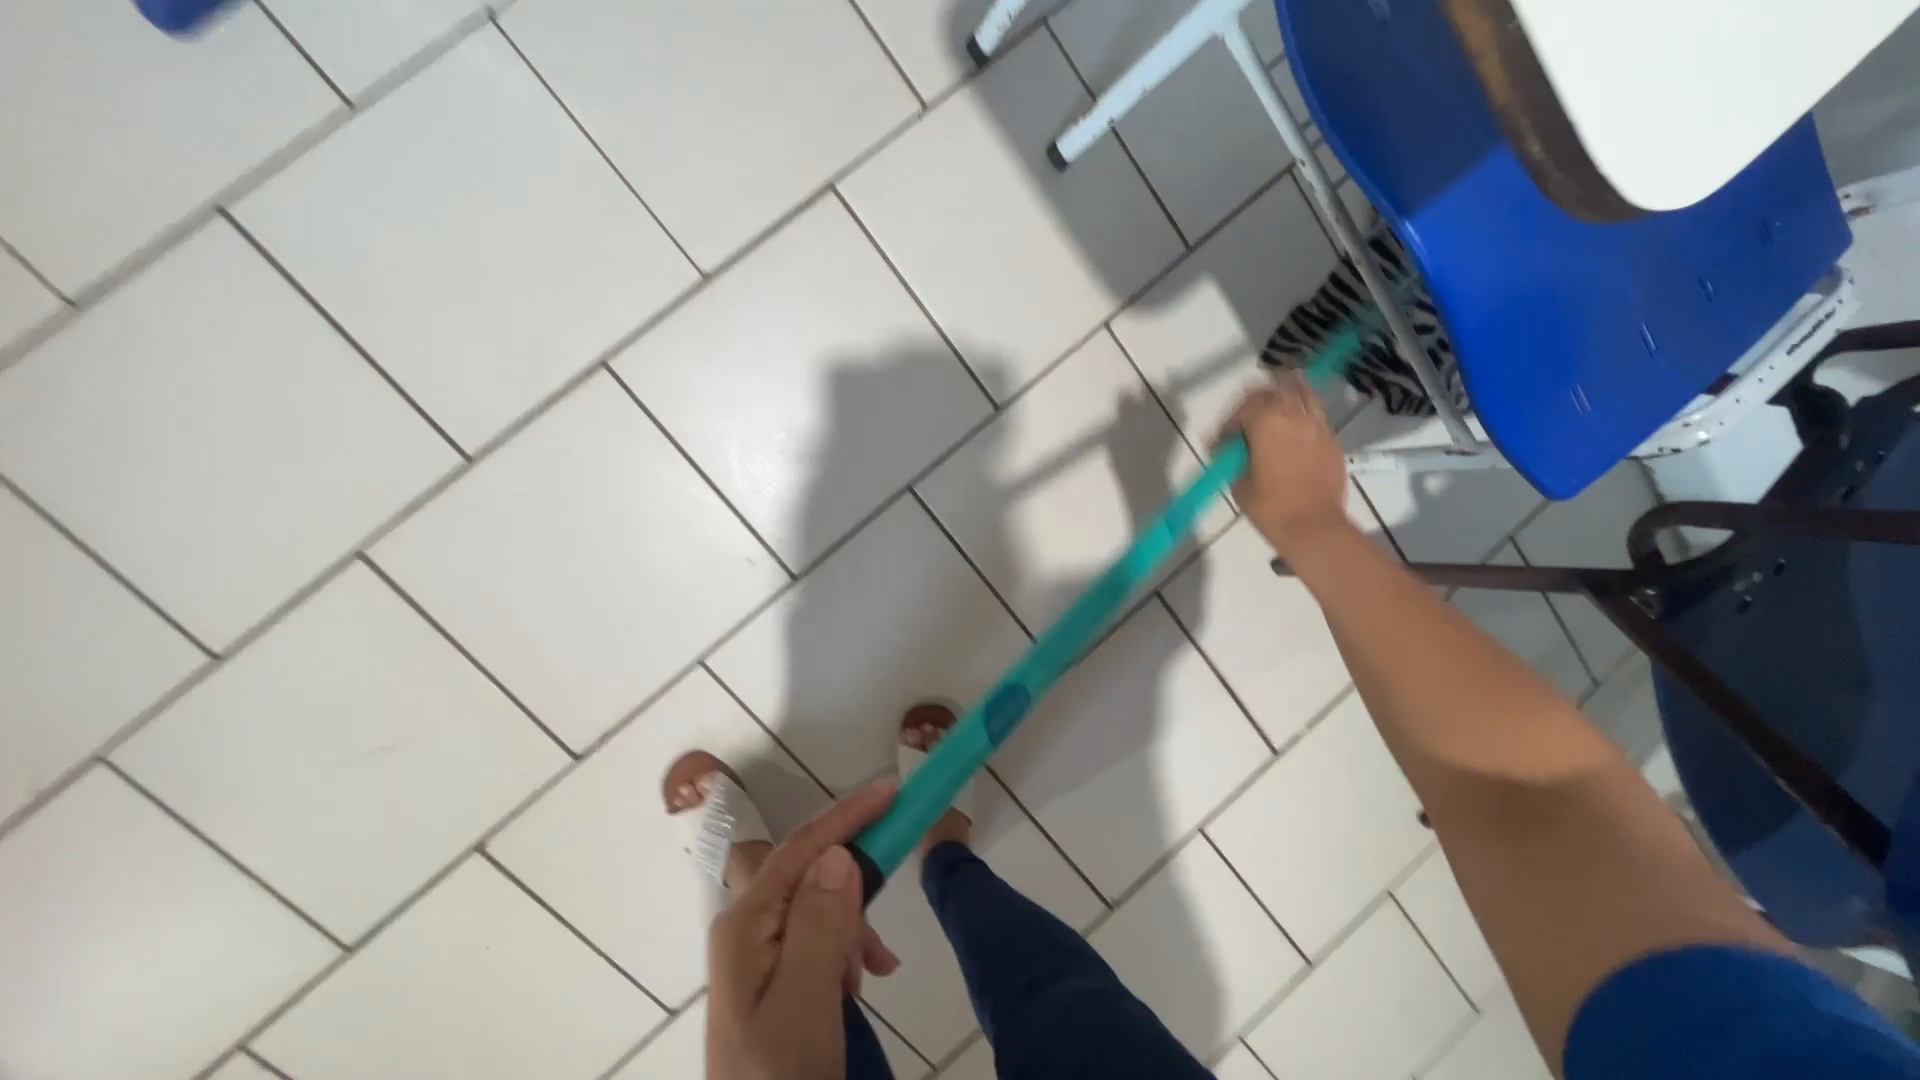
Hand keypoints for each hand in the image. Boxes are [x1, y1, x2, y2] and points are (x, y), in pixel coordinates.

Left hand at [707, 780, 897, 1079]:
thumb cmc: (780, 1077)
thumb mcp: (805, 1004)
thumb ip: (819, 926)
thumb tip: (838, 854)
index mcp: (746, 926)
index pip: (801, 850)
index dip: (847, 815)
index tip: (892, 790)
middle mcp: (747, 928)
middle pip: (810, 873)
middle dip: (852, 889)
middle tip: (879, 939)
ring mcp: (758, 952)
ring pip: (819, 905)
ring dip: (852, 928)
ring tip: (871, 974)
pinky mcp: (773, 974)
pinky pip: (818, 936)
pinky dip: (846, 949)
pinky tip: (860, 982)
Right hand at [1220, 374, 1351, 558]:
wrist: (1313, 526)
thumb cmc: (1270, 507)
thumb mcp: (1239, 483)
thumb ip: (1234, 458)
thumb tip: (1230, 449)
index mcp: (1266, 423)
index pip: (1243, 407)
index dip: (1230, 421)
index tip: (1224, 439)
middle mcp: (1293, 416)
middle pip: (1273, 392)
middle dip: (1257, 401)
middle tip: (1248, 419)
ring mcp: (1317, 426)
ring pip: (1302, 394)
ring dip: (1285, 398)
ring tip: (1277, 409)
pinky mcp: (1332, 440)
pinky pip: (1316, 415)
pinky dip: (1303, 415)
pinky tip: (1296, 429)